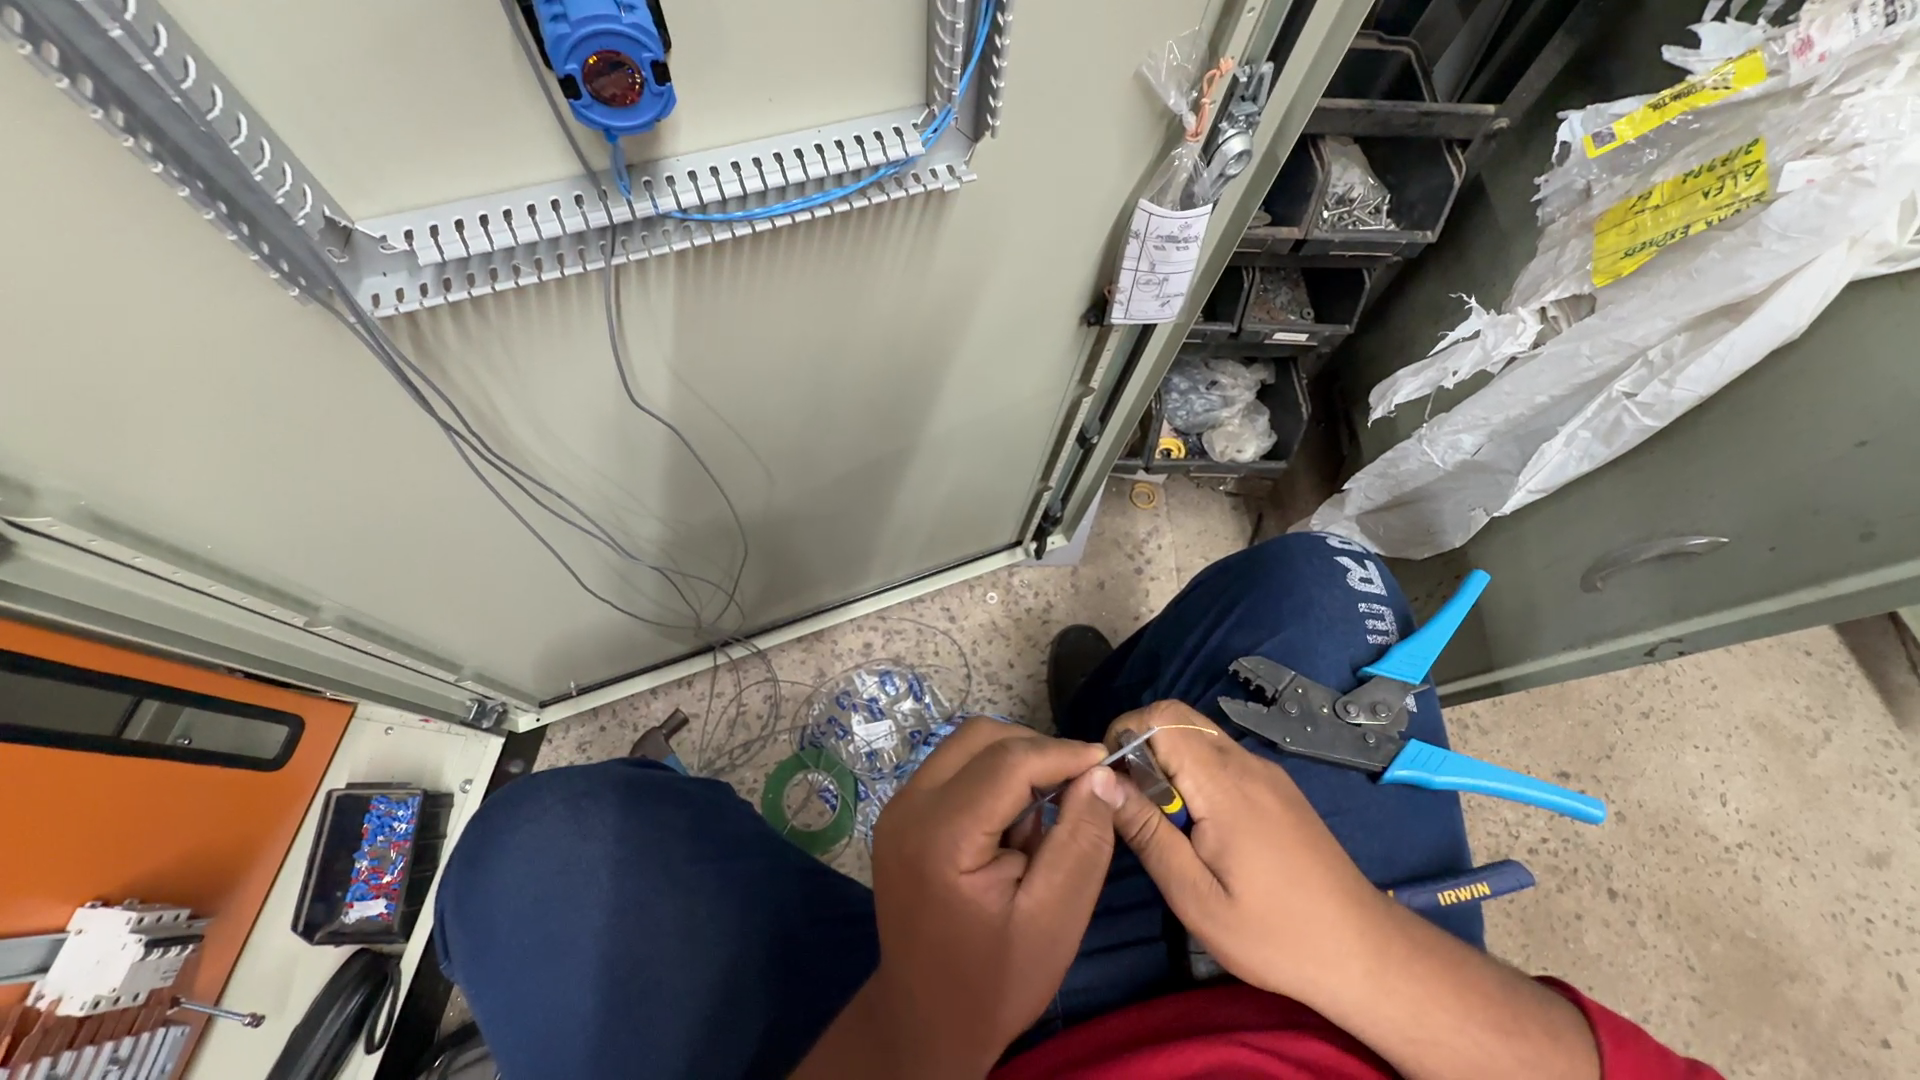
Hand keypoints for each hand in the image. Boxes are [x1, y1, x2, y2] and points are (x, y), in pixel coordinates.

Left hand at [867, 718, 1124, 1072]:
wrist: (926, 1020)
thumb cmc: (995, 980)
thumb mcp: (1056, 918)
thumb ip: (1081, 839)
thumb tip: (1101, 773)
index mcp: (940, 835)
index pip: (1009, 761)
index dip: (1063, 753)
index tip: (1106, 763)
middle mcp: (908, 807)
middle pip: (980, 737)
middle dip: (1036, 750)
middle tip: (1078, 788)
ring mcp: (898, 808)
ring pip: (965, 746)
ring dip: (1013, 761)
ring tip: (1043, 814)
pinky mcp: (901, 815)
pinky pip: (953, 768)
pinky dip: (991, 776)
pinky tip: (1013, 823)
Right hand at [1105, 701, 1383, 1000]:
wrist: (1364, 952)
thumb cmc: (1273, 933)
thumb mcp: (1194, 896)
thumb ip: (1146, 831)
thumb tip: (1101, 780)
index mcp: (1225, 784)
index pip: (1163, 718)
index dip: (1124, 734)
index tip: (1110, 780)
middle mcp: (1247, 765)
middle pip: (1180, 719)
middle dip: (1141, 744)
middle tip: (1129, 800)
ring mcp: (1267, 775)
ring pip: (1201, 738)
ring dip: (1167, 761)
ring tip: (1159, 819)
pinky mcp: (1278, 791)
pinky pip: (1223, 760)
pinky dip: (1194, 774)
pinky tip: (1196, 826)